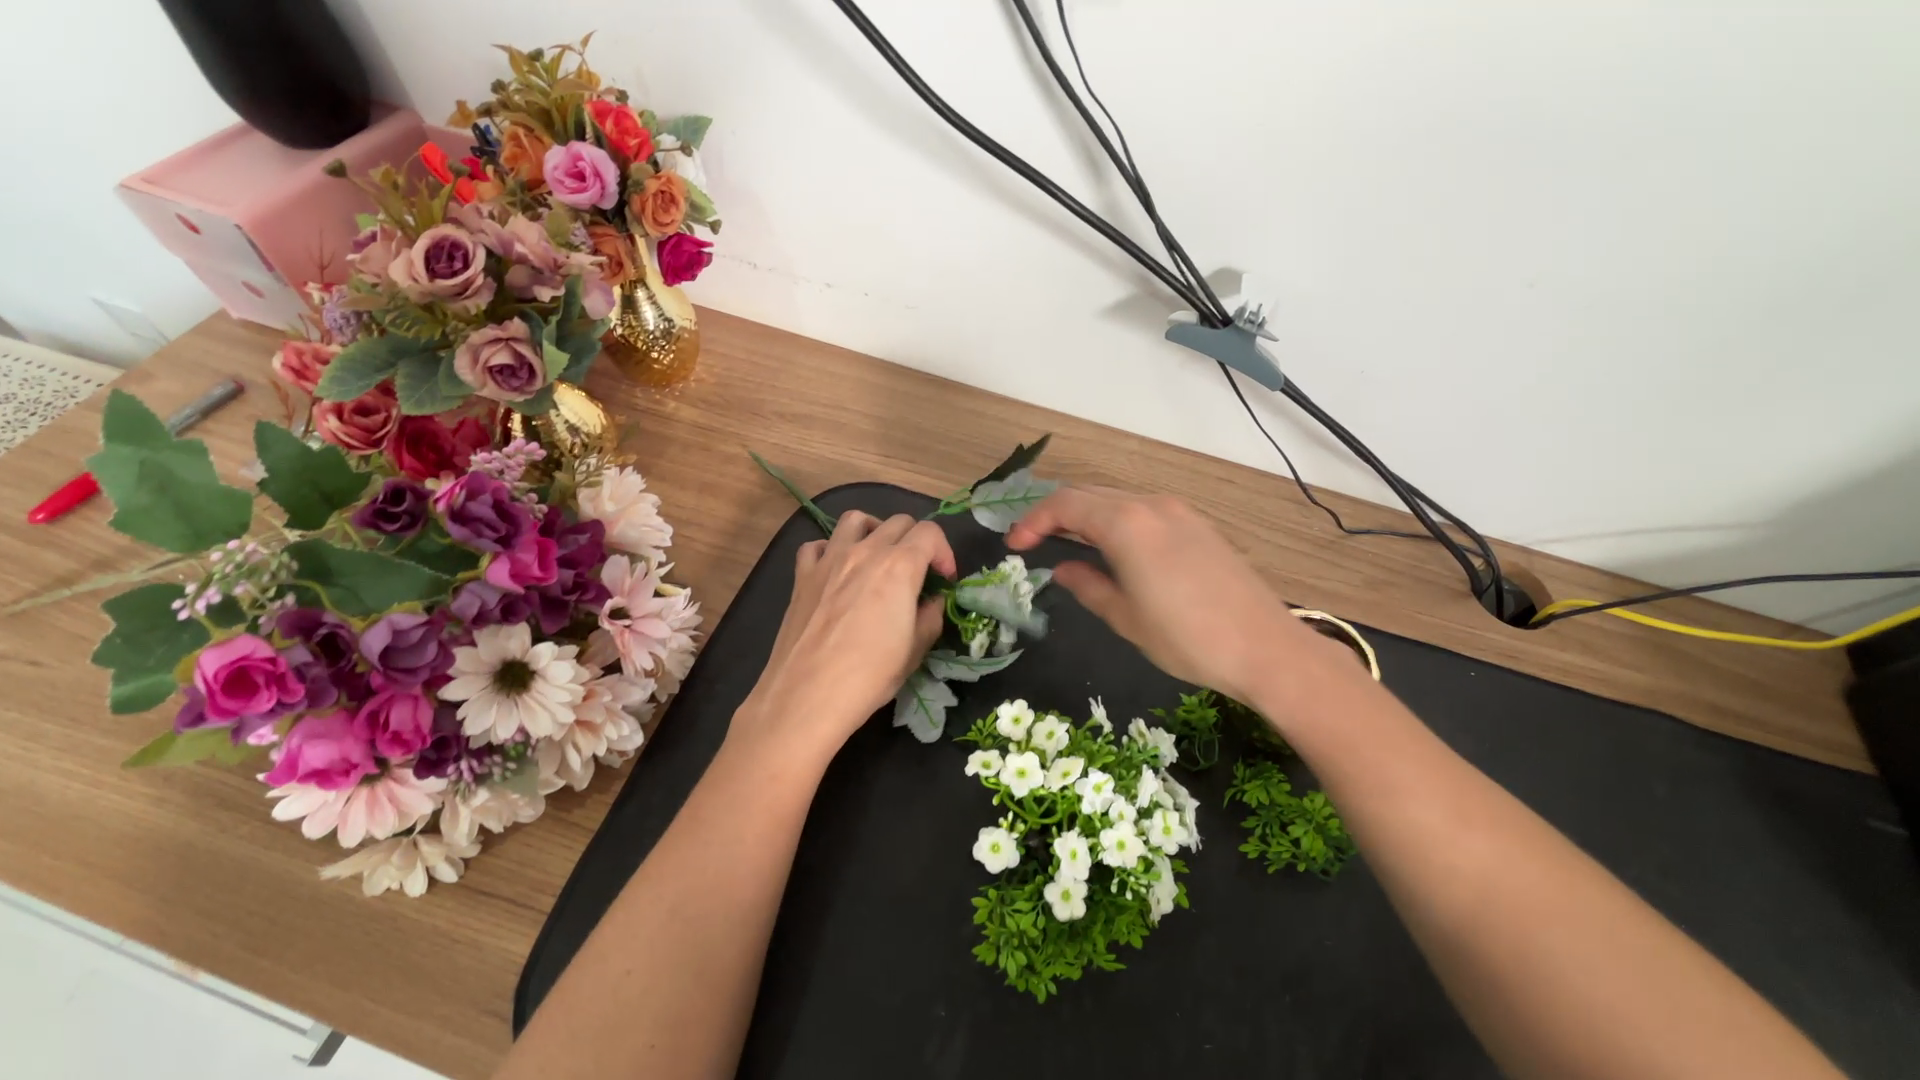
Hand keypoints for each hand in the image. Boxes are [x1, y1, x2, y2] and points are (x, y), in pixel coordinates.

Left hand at [734, 511, 956, 761]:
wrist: (807, 695)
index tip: (944, 580)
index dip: (944, 552)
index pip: (930, 533)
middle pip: (898, 522)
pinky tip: (837, 571)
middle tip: (918, 573)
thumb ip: (929, 617)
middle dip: (916, 541)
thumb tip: (931, 602)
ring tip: (878, 556)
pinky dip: (831, 549)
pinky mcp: (802, 575)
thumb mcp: (914, 651)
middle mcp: (865, 552)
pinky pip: (818, 545)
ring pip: (855, 520)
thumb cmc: (869, 676)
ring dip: (874, 531)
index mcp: (899, 566)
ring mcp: (829, 559)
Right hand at [1006, 487, 1333, 704]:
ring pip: (1120, 501)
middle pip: (1091, 495)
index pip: (1066, 505)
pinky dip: (1117, 523)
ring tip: (1067, 546)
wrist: (1265, 648)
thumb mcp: (1126, 618)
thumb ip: (1088, 586)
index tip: (1013, 545)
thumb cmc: (1187, 638)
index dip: (1033, 521)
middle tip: (1033, 543)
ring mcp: (1181, 513)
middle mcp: (1152, 505)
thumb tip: (1063, 569)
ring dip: (1088, 517)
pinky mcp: (1200, 527)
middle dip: (1057, 515)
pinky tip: (1113, 551)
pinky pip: (1145, 512)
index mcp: (1127, 524)